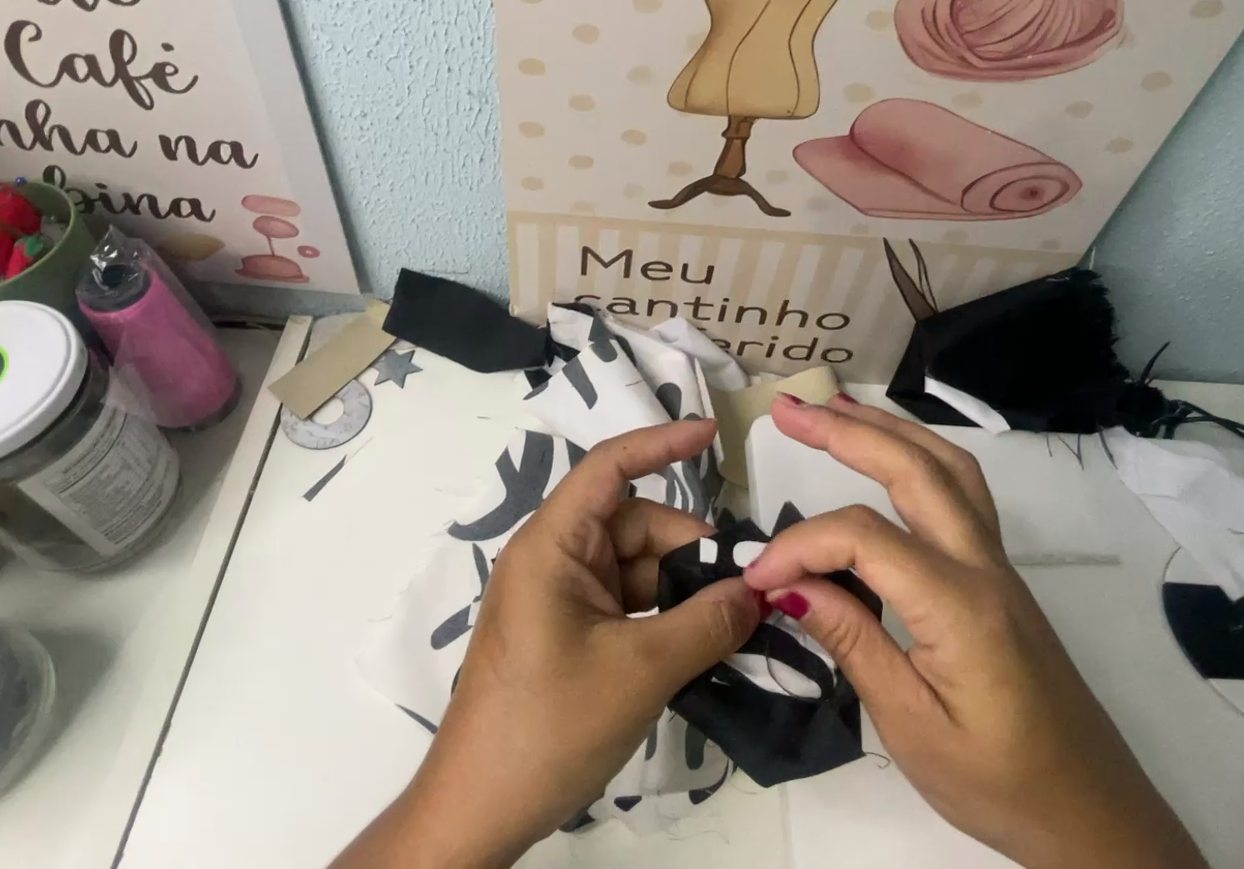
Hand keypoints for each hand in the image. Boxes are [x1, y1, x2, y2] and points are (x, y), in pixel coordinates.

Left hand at [333, 419, 763, 867]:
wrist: (481, 809)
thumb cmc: (548, 725)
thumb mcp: (640, 670)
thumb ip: (708, 623)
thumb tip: (762, 592)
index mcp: (552, 545)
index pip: (608, 468)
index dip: (660, 443)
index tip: (712, 434)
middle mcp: (554, 558)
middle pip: (635, 524)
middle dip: (690, 548)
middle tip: (748, 589)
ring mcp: (561, 596)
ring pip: (637, 566)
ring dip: (682, 586)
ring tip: (732, 622)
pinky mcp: (569, 630)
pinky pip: (628, 601)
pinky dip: (665, 614)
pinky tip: (701, 640)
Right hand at [744, 394, 1205, 868]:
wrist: (1093, 817)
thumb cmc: (999, 783)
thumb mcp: (910, 726)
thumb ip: (850, 640)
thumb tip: (787, 583)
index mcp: (959, 605)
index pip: (863, 538)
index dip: (799, 546)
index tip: (756, 578)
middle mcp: (982, 566)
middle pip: (914, 469)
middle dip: (845, 432)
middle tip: (786, 410)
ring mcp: (998, 565)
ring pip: (947, 467)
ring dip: (887, 429)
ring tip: (833, 409)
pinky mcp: (999, 575)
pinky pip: (961, 491)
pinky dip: (918, 454)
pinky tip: (889, 454)